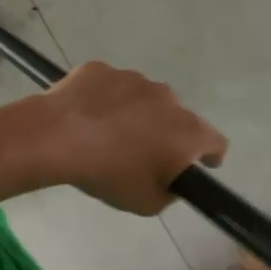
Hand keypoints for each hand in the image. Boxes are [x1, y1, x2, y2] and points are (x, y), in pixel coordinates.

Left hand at [13, 62, 227, 214]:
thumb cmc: (107, 173)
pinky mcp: (99, 67)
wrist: (55, 136)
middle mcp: (166, 96)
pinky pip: (110, 84)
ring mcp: (131, 77)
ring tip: (108, 130)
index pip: (215, 142)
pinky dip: (105, 96)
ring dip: (135, 110)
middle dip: (166, 131)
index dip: (208, 155)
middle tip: (141, 150)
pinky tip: (87, 113)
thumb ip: (172, 190)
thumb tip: (170, 177)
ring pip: (143, 96)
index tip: (197, 164)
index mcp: (188, 130)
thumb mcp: (149, 202)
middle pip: (177, 115)